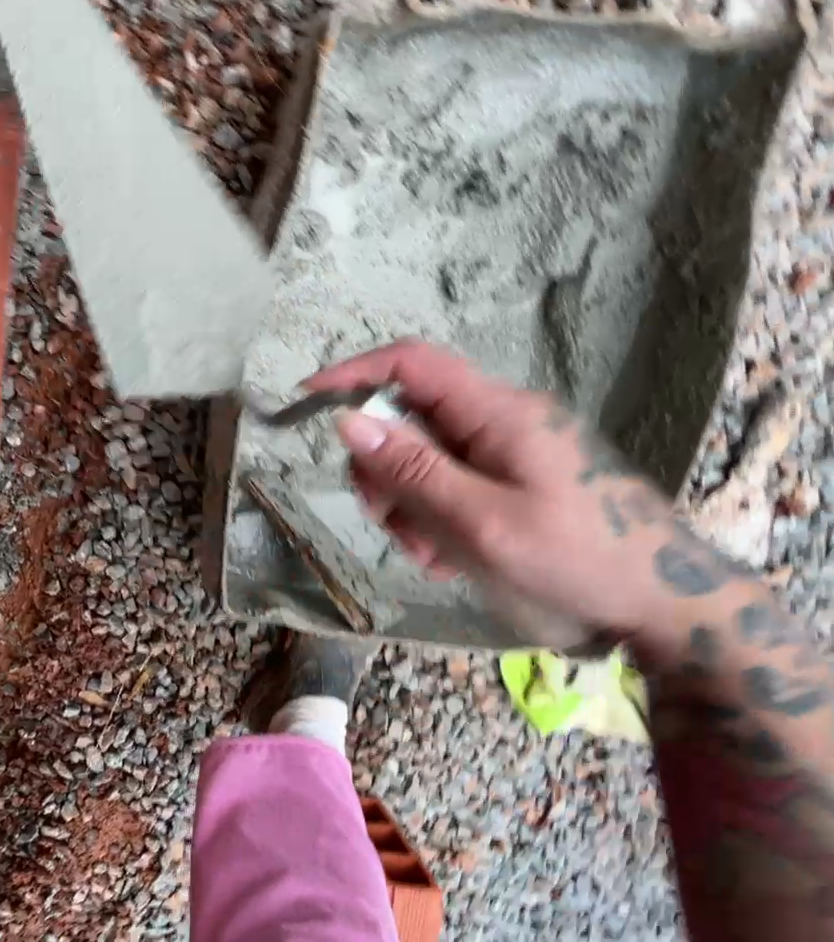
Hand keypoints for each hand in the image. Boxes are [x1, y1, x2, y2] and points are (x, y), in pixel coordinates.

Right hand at [305, 339, 702, 643]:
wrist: (668, 611)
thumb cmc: (579, 560)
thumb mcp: (482, 521)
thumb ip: (412, 469)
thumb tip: (346, 421)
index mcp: (498, 413)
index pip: (411, 363)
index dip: (353, 372)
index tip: (305, 400)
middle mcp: (498, 419)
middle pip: (404, 417)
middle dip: (379, 467)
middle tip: (384, 518)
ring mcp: (505, 449)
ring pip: (416, 456)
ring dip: (403, 503)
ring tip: (428, 551)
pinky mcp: (509, 477)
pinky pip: (443, 481)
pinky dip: (429, 516)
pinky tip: (446, 554)